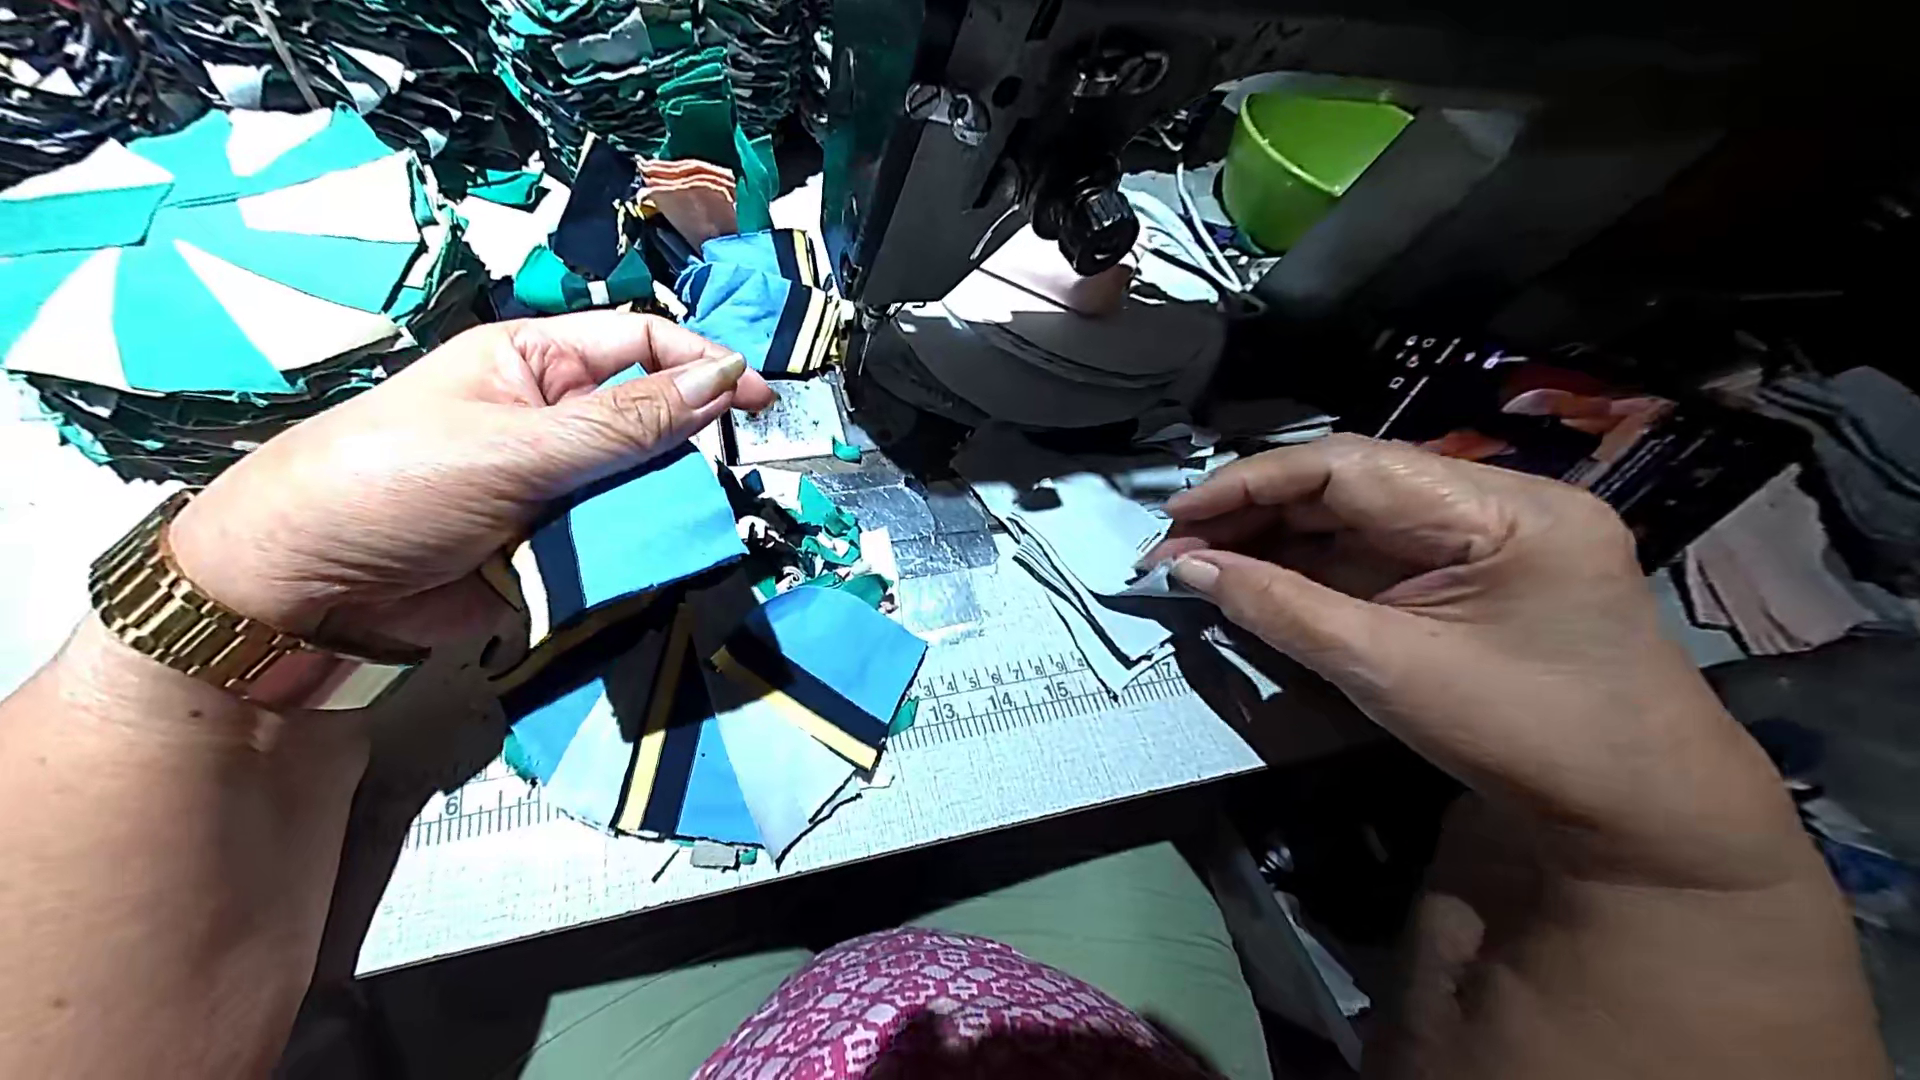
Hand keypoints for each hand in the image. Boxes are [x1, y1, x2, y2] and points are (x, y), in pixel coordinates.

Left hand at [168, 312, 774, 648]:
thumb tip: (725, 379)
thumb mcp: (520, 446)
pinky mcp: (570, 532)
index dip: (705, 363)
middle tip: (733, 472)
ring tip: (696, 518)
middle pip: (658, 415)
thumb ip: (629, 422)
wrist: (311, 597)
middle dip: (696, 440)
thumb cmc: (397, 485)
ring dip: (674, 497)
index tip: (760, 399)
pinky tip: (666, 548)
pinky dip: (652, 537)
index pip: (643, 345)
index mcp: (540, 363)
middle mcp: (562, 414)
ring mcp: (569, 478)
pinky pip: (631, 525)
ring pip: (651, 477)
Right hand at [1154, 434, 1806, 888]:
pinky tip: (1245, 576)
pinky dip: (1294, 564)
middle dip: (1248, 513)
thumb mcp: (1384, 667)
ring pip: (1340, 516)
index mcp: (1499, 509)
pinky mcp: (1449, 570)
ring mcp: (1468, 535)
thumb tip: (1186, 567)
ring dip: (1264, 537)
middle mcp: (1486, 503)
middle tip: (1174, 549)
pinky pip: (1355, 551)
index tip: (1180, 513)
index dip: (1250, 482)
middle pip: (1339, 484)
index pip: (1346, 465)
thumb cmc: (1526, 737)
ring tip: (1194, 563)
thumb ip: (1278, 606)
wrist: (1633, 816)